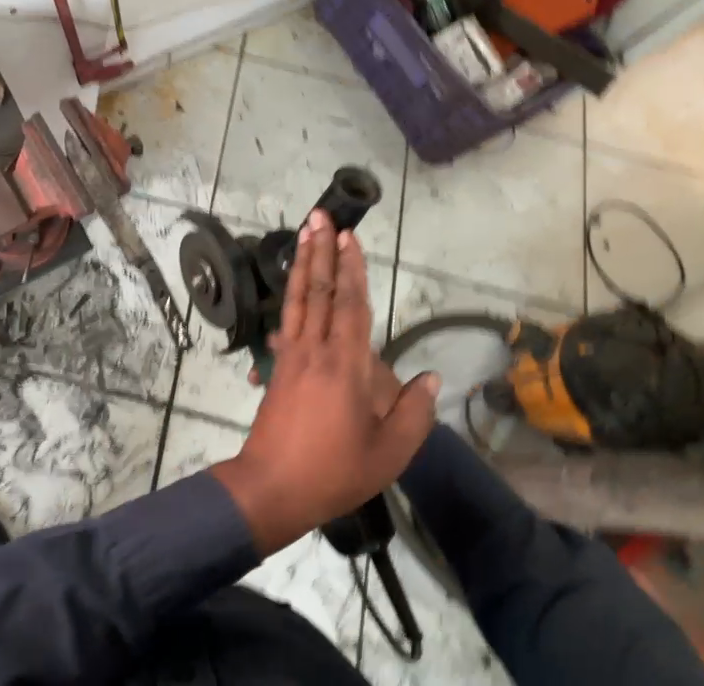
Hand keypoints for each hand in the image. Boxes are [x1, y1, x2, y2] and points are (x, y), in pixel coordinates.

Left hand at [211, 210, 440, 554]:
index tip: (349, 237)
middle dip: (321, 252)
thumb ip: (413, 413)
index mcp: (346, 366)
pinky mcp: (277, 369)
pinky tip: (292, 290)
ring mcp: (291, 358)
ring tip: (303, 233)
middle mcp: (315, 351)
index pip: (351, 306)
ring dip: (303, 264)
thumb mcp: (389, 452)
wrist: (272, 486)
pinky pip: (286, 322)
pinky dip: (291, 299)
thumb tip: (431, 378)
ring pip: (298, 300)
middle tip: (319, 216)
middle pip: (319, 291)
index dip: (352, 269)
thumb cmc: (335, 471)